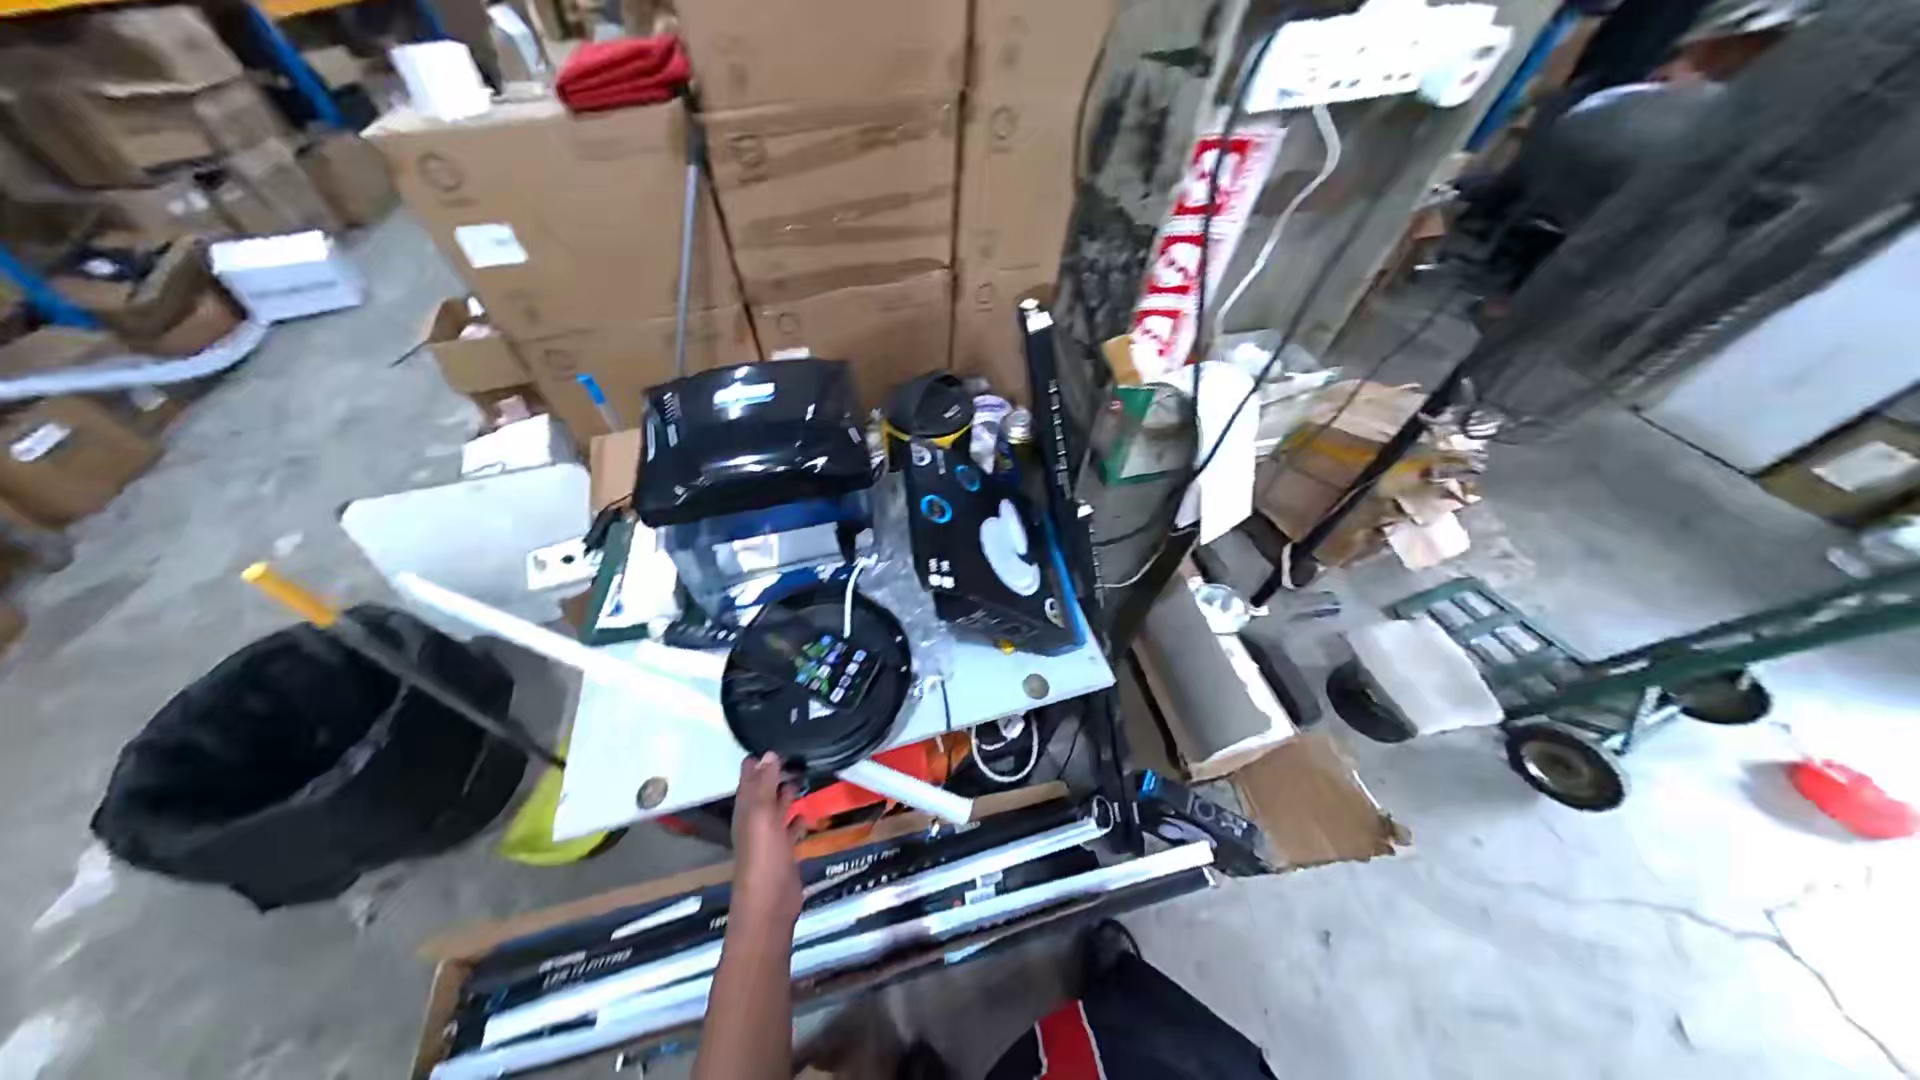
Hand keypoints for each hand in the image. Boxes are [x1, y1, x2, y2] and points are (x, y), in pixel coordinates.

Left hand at [731, 752, 801, 925]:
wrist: (769, 905)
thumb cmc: (763, 857)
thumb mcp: (762, 815)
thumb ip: (766, 785)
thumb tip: (769, 754)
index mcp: (746, 810)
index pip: (748, 778)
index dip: (759, 760)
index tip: (776, 737)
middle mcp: (755, 820)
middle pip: (764, 790)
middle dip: (777, 772)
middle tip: (798, 751)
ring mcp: (769, 837)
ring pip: (778, 807)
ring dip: (788, 792)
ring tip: (806, 773)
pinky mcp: (784, 851)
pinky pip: (791, 827)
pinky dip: (798, 817)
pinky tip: (808, 810)